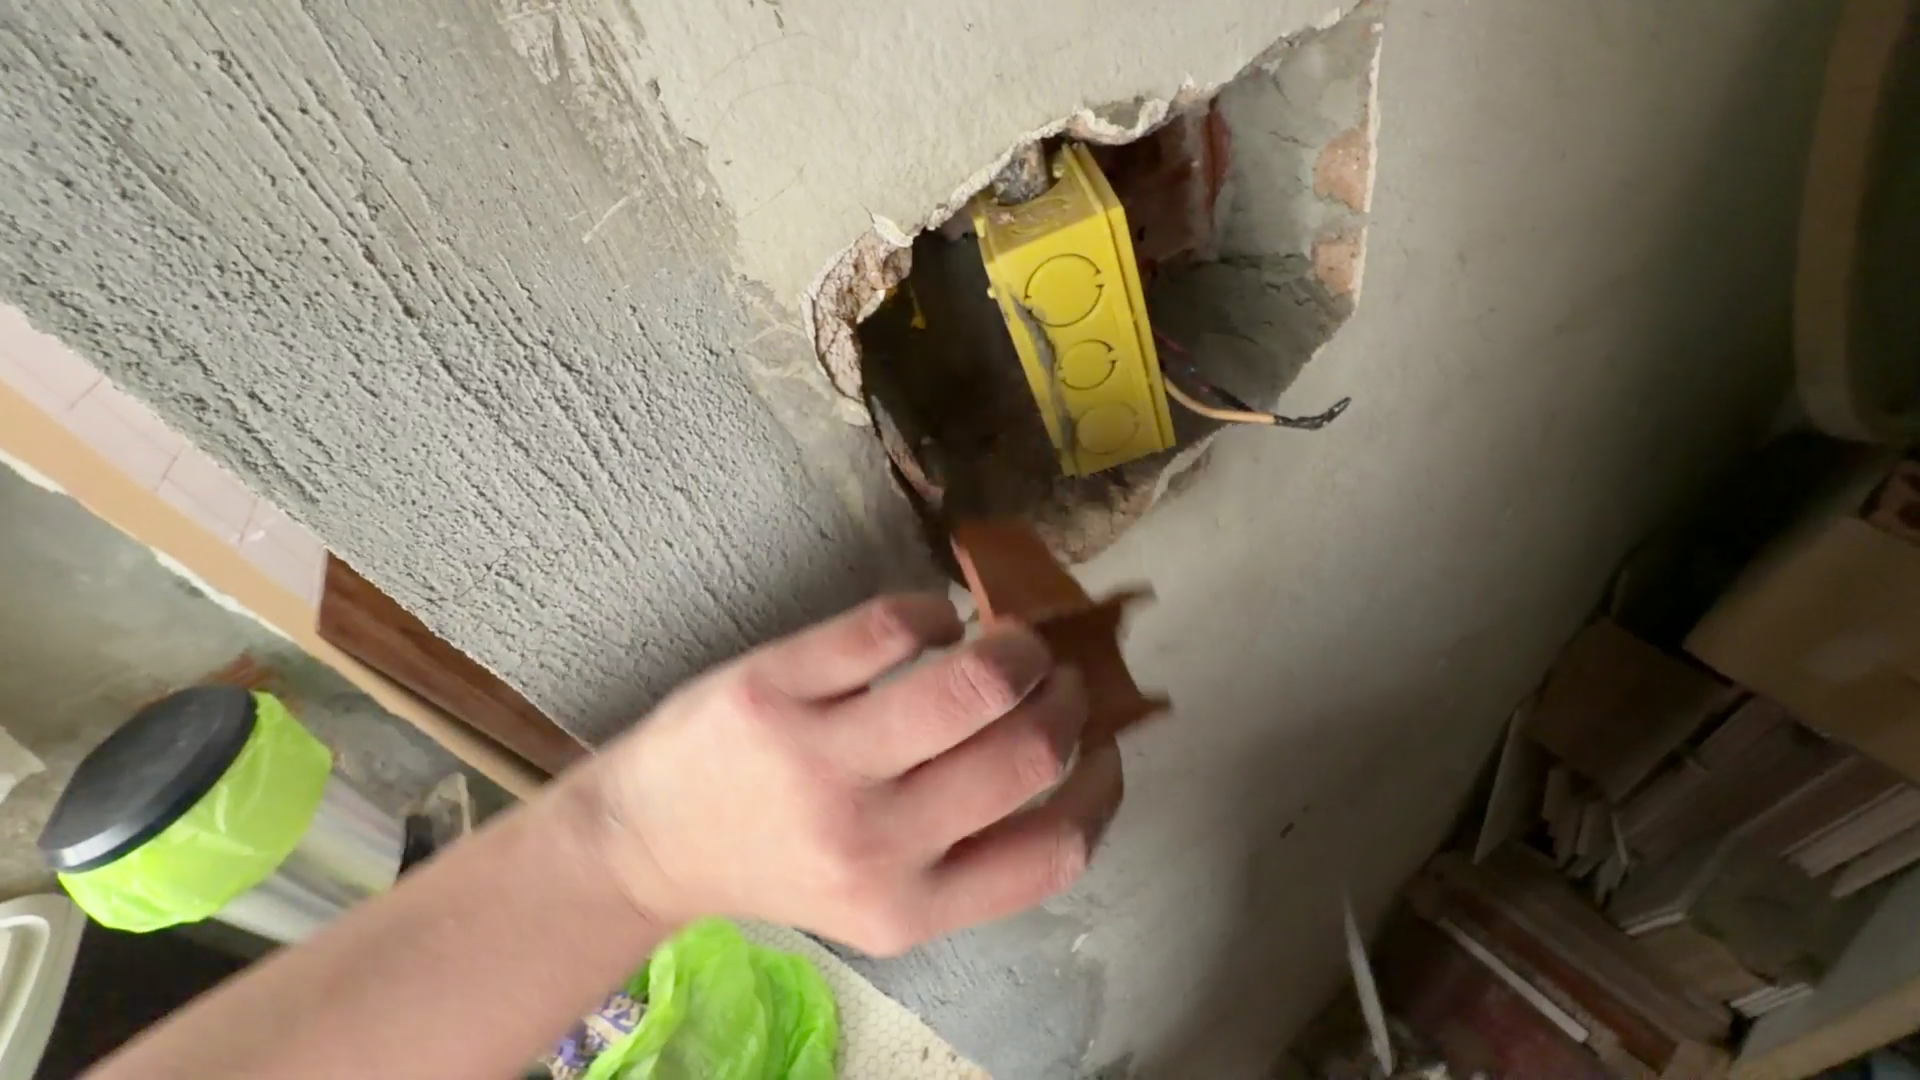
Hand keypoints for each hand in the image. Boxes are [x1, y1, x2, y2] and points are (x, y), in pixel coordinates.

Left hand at [583, 593, 1122, 955]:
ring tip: (1009, 638)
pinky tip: (930, 621)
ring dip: (1016, 644)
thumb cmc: (782, 859)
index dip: (1103, 782)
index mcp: (914, 907)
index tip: (1103, 743)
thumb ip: (970, 841)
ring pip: (974, 682)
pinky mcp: (775, 689)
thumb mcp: (882, 890)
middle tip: (1053, 671)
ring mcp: (820, 763)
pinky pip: (890, 625)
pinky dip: (931, 610)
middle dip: (1065, 694)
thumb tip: (1069, 745)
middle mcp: (876, 844)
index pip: (1057, 848)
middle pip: (1029, 751)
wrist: (651, 841)